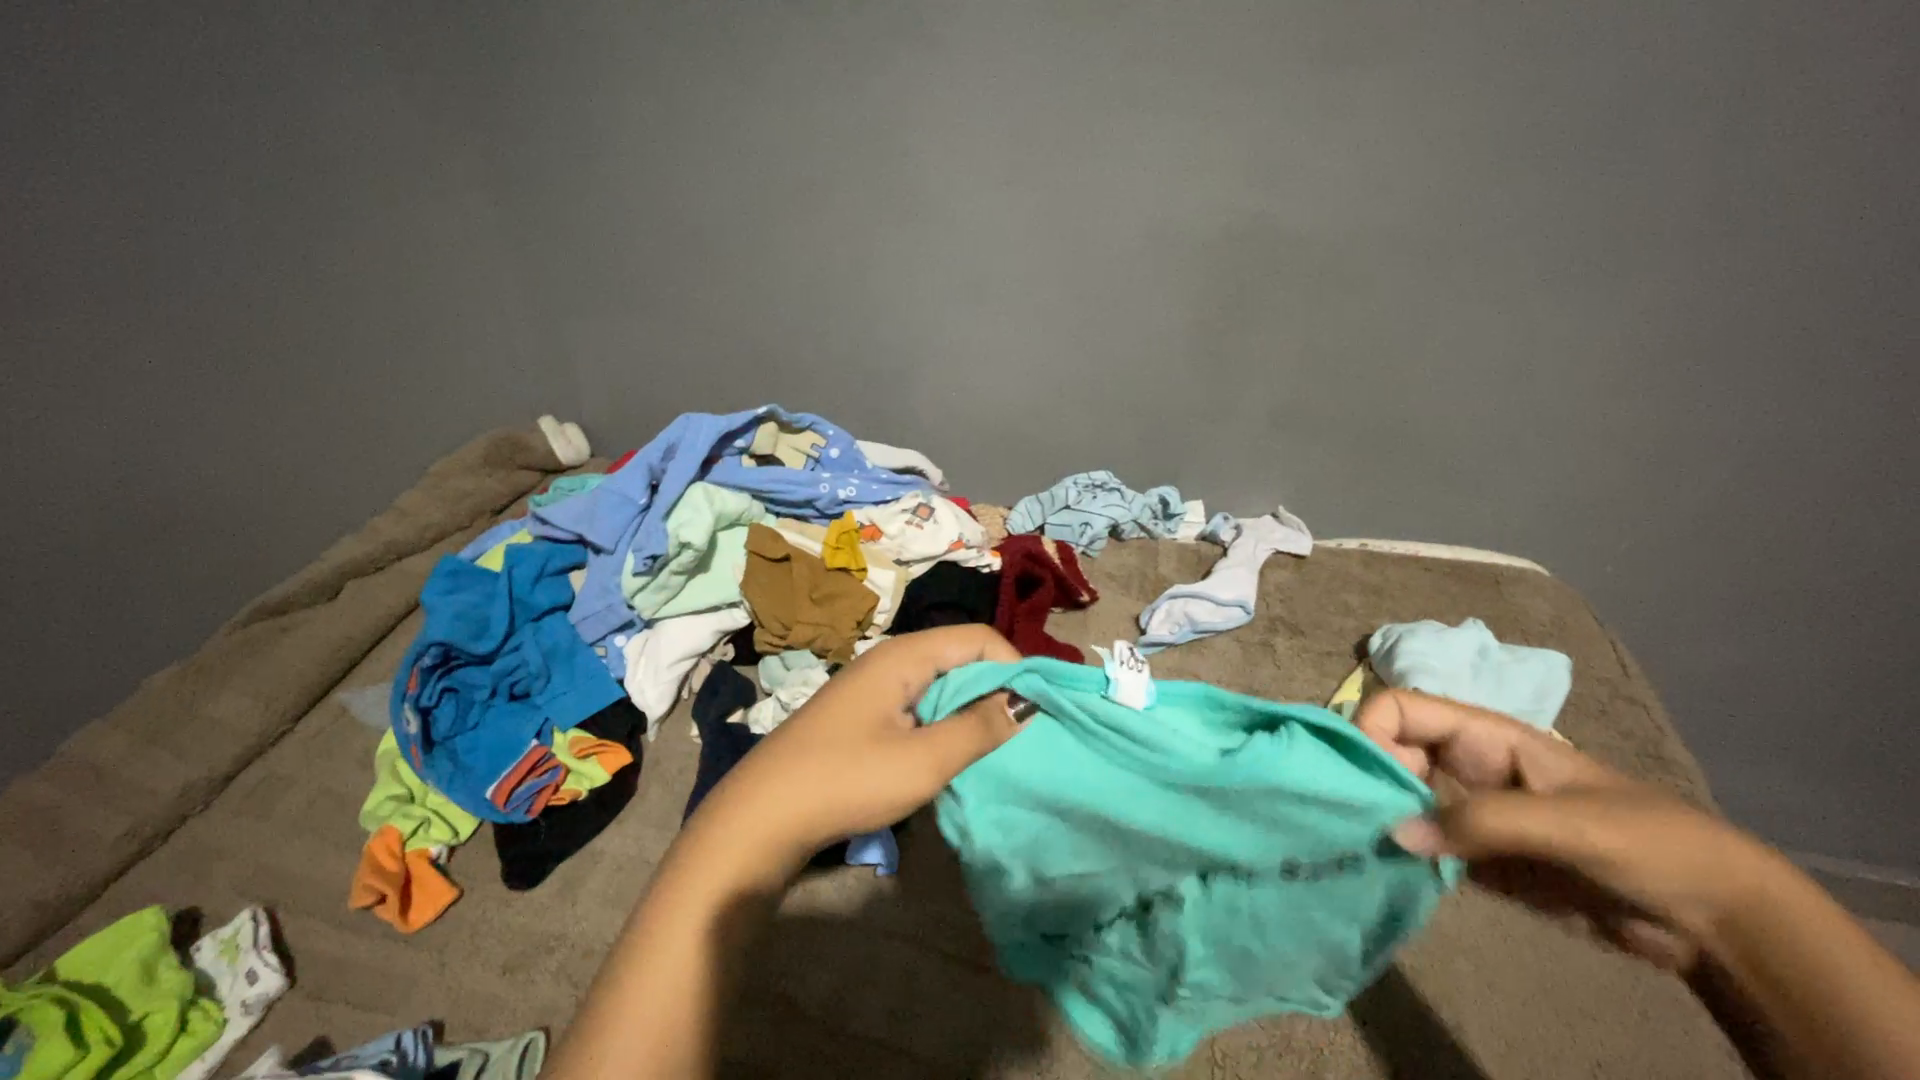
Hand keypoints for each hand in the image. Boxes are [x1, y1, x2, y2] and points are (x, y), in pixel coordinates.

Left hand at [684, 625, 1027, 876]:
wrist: (761, 817)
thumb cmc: (846, 781)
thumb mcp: (924, 760)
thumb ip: (980, 728)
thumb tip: (1027, 703)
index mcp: (904, 655)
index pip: (980, 637)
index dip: (1014, 668)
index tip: (1035, 712)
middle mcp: (889, 659)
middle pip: (961, 657)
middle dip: (996, 690)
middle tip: (1020, 734)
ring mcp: (873, 687)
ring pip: (941, 684)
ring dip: (970, 711)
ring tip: (990, 749)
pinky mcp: (863, 714)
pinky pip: (919, 705)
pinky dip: (943, 724)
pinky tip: (947, 756)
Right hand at [1355, 689, 1773, 970]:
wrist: (1716, 918)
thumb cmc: (1652, 844)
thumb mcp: (1571, 823)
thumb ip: (1484, 822)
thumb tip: (1393, 835)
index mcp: (1487, 738)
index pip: (1403, 711)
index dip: (1370, 731)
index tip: (1357, 779)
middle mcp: (1466, 769)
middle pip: (1389, 754)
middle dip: (1362, 781)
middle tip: (1344, 824)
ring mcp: (1471, 817)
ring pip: (1398, 804)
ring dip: (1373, 823)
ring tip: (1349, 853)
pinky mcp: (1478, 862)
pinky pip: (1422, 851)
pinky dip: (1398, 861)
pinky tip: (1380, 877)